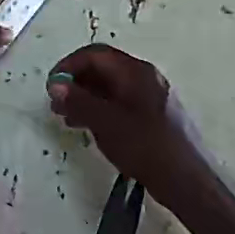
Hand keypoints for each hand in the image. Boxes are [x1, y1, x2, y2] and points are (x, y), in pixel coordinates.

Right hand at [46, 44, 218, 204]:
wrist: (183, 179)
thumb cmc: (143, 145)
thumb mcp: (105, 122)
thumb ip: (78, 101)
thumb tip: (55, 84)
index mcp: (135, 72)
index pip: (95, 54)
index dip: (68, 65)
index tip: (51, 86)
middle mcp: (143, 77)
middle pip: (101, 68)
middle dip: (74, 82)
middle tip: (55, 103)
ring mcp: (148, 96)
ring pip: (108, 86)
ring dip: (83, 97)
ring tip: (65, 117)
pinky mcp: (149, 114)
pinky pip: (117, 101)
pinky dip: (97, 108)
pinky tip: (85, 125)